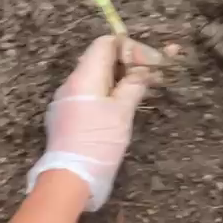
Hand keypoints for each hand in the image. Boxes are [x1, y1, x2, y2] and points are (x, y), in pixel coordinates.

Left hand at [27, 36, 163, 210]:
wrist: (70, 178)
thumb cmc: (98, 143)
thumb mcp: (122, 112)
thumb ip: (134, 85)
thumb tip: (144, 70)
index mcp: (84, 76)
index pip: (105, 44)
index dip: (131, 48)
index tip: (152, 64)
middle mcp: (72, 84)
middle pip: (102, 60)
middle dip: (130, 64)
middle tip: (155, 75)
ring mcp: (68, 101)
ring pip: (98, 79)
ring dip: (122, 80)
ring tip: (145, 89)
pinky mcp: (69, 118)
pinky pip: (91, 95)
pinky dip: (110, 94)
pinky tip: (125, 105)